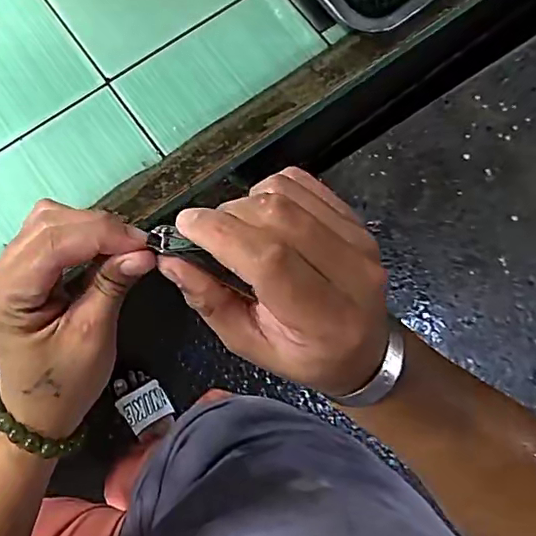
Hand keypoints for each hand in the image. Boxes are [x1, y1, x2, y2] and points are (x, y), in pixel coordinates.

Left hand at [0, 201, 156, 438]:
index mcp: (8, 291)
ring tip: (123, 246)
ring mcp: (5, 268)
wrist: (35, 413)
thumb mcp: (91, 338)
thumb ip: (110, 287)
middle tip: (138, 244)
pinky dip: (78, 234)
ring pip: (46, 221)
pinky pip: (47, 235)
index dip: (101, 233)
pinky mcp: (19, 268)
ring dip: (88, 226)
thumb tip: (141, 251)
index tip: (143, 242)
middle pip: (47, 223)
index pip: (52, 241)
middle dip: (97, 226)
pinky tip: (102, 247)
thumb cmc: (61, 386)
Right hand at [160, 168, 389, 396]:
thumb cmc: (301, 352)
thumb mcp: (246, 342)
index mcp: (322, 316)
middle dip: (224, 216)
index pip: (269, 258)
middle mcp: (349, 272)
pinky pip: (299, 183)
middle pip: (275, 217)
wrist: (365, 348)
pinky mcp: (354, 219)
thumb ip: (207, 300)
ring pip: (284, 194)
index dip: (220, 233)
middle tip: (204, 234)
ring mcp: (357, 240)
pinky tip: (261, 215)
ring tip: (235, 228)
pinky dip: (267, 189)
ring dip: (243, 203)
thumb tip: (170, 261)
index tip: (184, 227)